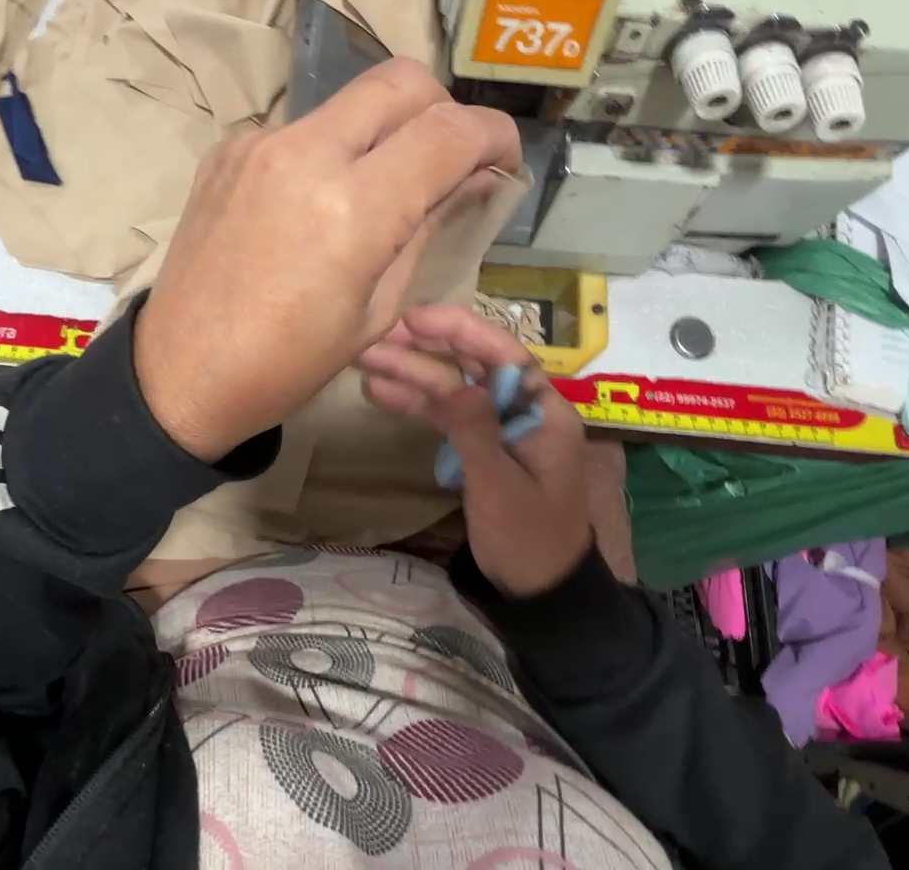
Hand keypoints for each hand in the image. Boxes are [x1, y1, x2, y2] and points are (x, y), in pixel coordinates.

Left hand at [134, 59, 520, 461]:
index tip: (503, 160)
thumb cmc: (289, 363)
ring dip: (383, 131)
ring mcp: (259, 144)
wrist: (182, 372)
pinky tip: (314, 203)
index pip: (449, 132)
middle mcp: (305, 154)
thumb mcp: (377, 309)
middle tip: (446, 162)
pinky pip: (302, 128)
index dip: (494, 136)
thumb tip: (469, 178)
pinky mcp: (228, 150)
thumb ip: (425, 227)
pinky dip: (330, 151)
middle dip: (443, 109)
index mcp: (353, 210)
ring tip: (377, 190)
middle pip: (401, 80)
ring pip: (349, 102)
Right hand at [356, 305, 599, 596]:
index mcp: (542, 410)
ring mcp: (499, 426)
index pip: (502, 352)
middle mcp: (522, 408)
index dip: (458, 329)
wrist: (541, 590)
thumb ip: (478, 433)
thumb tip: (458, 385)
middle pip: (472, 363)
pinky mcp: (481, 446)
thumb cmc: (529, 539)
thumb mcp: (501, 488)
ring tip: (366, 357)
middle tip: (378, 335)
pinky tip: (380, 392)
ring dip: (412, 373)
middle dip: (425, 347)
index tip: (414, 318)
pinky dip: (417, 404)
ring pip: (454, 387)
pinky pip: (448, 415)